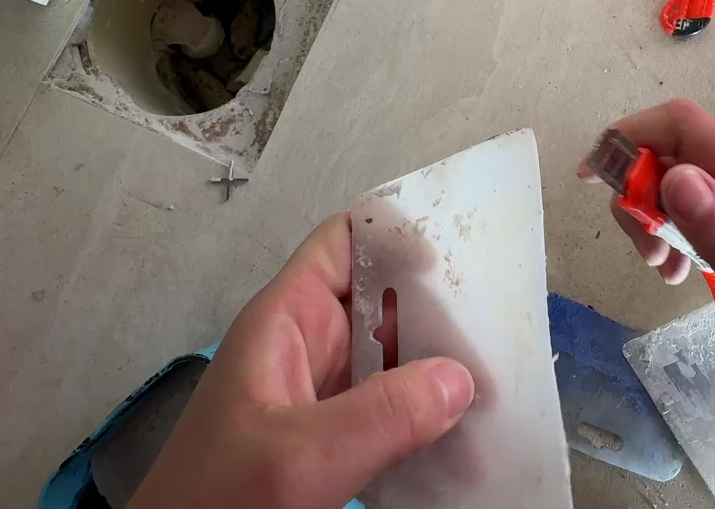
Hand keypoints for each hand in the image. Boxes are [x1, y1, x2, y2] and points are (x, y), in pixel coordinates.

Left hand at [128, 213, 475, 508]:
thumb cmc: (217, 499)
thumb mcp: (296, 457)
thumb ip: (378, 417)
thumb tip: (460, 380)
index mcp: (287, 317)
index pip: (343, 241)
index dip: (394, 232)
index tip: (455, 250)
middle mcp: (308, 343)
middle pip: (379, 297)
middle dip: (434, 304)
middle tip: (497, 316)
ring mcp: (322, 392)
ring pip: (390, 355)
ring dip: (437, 365)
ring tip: (498, 374)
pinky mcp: (332, 437)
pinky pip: (389, 407)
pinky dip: (425, 415)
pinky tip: (466, 433)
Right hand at [593, 100, 714, 437]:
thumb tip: (674, 175)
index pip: (686, 125)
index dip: (631, 136)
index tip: (593, 178)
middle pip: (679, 152)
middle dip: (642, 191)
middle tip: (647, 253)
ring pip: (686, 180)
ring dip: (657, 216)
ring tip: (666, 271)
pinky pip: (704, 207)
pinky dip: (679, 232)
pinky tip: (685, 272)